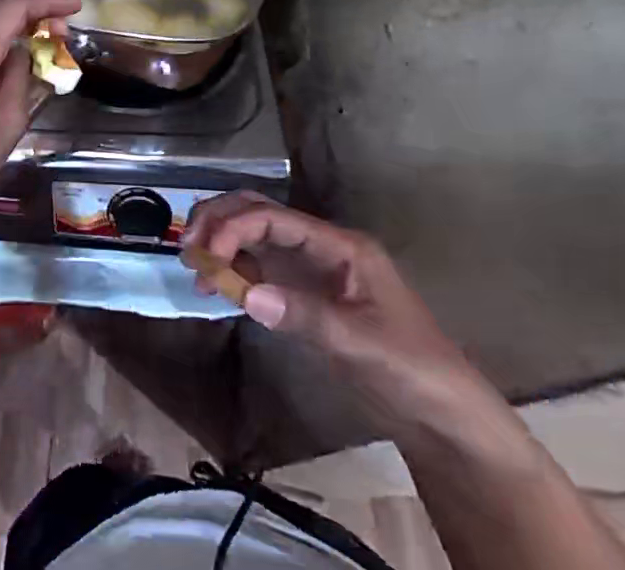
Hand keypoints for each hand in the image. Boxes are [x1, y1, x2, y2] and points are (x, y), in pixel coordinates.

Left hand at [0, 0, 80, 221]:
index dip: (49, 2)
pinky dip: (4, 29)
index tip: (77, 6)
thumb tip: (26, 50)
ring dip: (20, 16)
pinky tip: (24, 46)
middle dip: (35, 5)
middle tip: (64, 24)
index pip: (14, 7)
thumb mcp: (12, 113)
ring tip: (50, 34)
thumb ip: (22, 71)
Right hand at [183, 191, 483, 437]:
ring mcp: (310, 271)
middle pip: (263, 214)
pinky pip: (259, 270)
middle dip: (222, 221)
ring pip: (256, 238)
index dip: (236, 228)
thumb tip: (246, 295)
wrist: (436, 410)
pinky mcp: (302, 295)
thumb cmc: (409, 367)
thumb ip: (304, 315)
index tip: (207, 258)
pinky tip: (216, 288)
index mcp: (341, 246)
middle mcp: (321, 248)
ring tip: (194, 268)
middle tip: (188, 247)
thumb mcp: (359, 342)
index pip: (278, 220)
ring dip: (223, 243)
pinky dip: (233, 271)